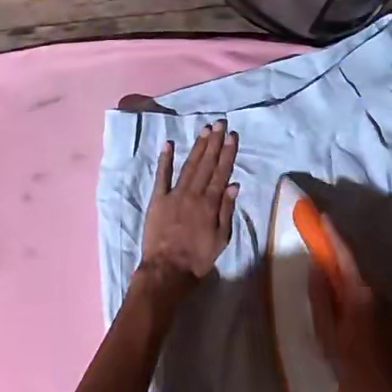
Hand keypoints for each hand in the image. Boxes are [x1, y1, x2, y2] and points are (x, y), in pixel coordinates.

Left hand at [138, 120, 239, 288]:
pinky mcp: (157, 199)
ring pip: (188, 166)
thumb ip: (226, 210)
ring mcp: (173, 194)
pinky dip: (165, 159)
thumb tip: (233, 184)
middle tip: (219, 123)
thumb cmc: (198, 258)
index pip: (221, 172)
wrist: (167, 269)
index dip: (227, 153)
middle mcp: (193, 194)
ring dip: (196, 147)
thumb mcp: (221, 238)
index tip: (231, 136)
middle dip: (213, 143)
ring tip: (204, 130)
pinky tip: (168, 144)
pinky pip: (161, 176)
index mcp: (210, 203)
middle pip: (205, 164)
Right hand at [307, 217, 391, 391]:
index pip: (346, 255)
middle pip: (357, 261)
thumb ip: (321, 299)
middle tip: (321, 232)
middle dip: (339, 245)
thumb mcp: (327, 336)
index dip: (333, 234)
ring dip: (347, 263)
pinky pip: (369, 288)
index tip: (322, 215)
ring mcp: (389, 303)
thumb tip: (316, 268)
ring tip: (328, 257)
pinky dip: (354, 280)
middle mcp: (379, 292)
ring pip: (364, 275)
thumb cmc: (356, 369)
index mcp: (361, 294)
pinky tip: (342, 287)